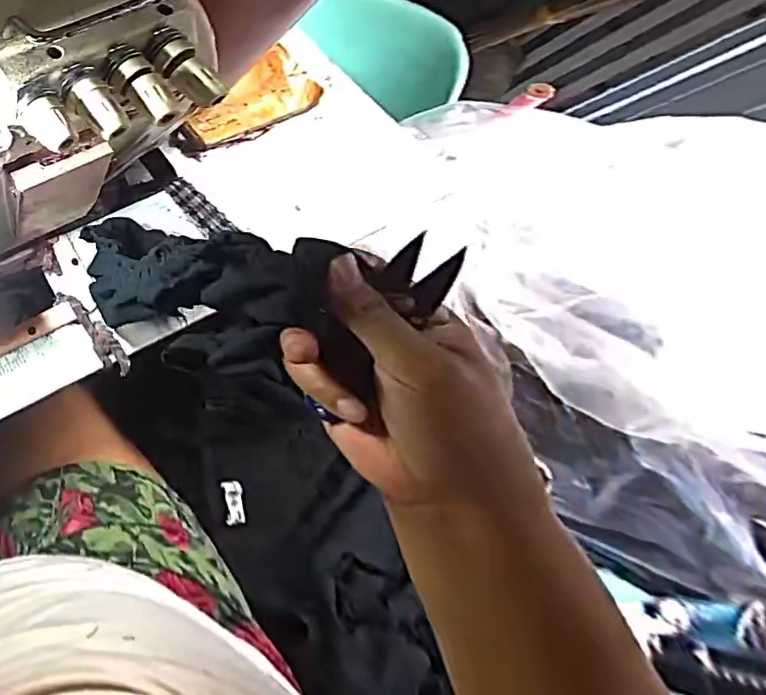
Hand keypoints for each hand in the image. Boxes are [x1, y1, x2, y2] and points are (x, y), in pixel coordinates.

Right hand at [280, 254, 545, 513]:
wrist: (449, 502)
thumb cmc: (462, 432)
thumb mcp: (420, 362)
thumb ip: (371, 313)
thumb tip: (337, 264)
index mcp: (419, 318)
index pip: (371, 276)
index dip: (341, 273)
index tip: (315, 277)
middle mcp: (384, 337)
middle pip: (328, 304)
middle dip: (317, 323)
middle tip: (317, 339)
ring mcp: (357, 364)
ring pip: (308, 337)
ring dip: (316, 365)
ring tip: (346, 395)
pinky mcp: (333, 389)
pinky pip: (302, 369)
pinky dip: (316, 387)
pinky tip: (346, 408)